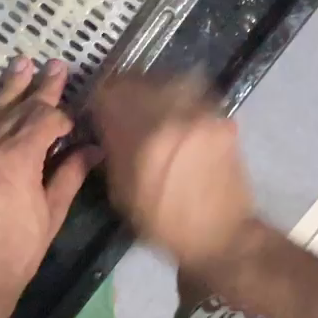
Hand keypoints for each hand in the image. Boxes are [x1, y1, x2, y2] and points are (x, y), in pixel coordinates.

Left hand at [0, 59, 101, 301]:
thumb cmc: (18, 251)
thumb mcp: (52, 212)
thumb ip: (69, 173)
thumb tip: (92, 150)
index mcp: (17, 157)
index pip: (44, 118)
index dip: (62, 116)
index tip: (75, 119)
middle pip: (18, 108)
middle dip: (39, 87)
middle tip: (55, 65)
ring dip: (9, 92)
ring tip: (22, 65)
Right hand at [90, 73, 256, 270]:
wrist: (221, 236)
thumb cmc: (165, 224)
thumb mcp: (123, 196)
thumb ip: (112, 155)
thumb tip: (104, 127)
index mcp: (142, 141)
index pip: (109, 96)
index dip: (98, 97)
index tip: (95, 105)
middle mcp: (172, 120)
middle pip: (138, 81)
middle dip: (122, 87)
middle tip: (117, 98)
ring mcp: (202, 117)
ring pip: (168, 81)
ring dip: (151, 86)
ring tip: (146, 99)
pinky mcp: (222, 120)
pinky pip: (194, 94)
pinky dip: (179, 95)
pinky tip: (175, 110)